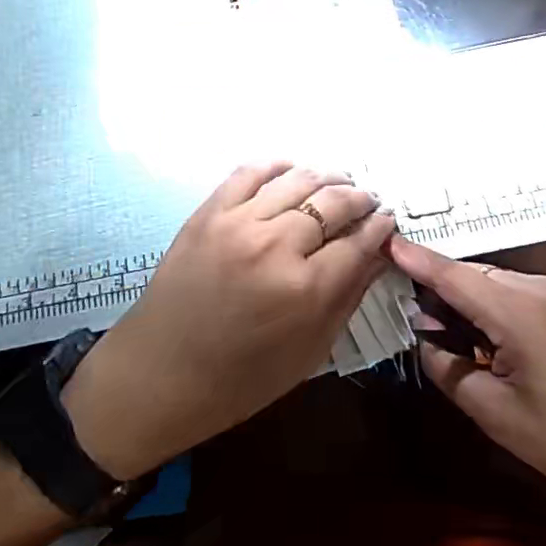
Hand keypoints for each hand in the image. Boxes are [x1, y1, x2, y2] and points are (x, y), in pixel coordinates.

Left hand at [63, 163, 397, 479]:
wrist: (158, 376)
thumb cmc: (241, 379)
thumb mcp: (310, 351)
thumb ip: (348, 296)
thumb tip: (379, 254)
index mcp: (306, 289)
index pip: (360, 241)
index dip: (380, 228)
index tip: (388, 222)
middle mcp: (276, 246)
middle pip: (334, 202)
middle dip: (361, 199)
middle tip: (369, 203)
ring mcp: (237, 223)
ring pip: (298, 180)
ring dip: (328, 177)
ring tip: (339, 183)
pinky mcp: (207, 214)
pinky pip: (249, 172)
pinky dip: (277, 166)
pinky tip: (293, 171)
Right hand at [390, 235, 545, 545]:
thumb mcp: (498, 415)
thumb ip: (450, 369)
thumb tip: (428, 341)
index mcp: (518, 309)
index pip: (452, 273)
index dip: (415, 259)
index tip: (385, 242)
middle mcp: (542, 288)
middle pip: (476, 277)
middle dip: (441, 292)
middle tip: (414, 322)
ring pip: (501, 288)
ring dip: (472, 305)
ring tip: (452, 339)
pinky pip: (526, 299)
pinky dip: (499, 313)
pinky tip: (493, 344)